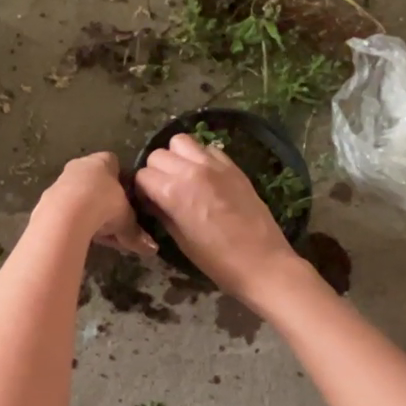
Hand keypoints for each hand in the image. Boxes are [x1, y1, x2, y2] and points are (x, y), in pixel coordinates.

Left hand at [40, 152, 158, 256]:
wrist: (66, 213)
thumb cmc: (104, 205)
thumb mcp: (126, 220)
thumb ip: (136, 232)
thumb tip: (152, 249)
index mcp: (102, 161)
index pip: (113, 163)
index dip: (120, 180)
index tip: (126, 198)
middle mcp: (79, 166)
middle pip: (94, 181)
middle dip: (103, 200)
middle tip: (114, 221)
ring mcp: (61, 181)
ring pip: (78, 196)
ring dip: (88, 212)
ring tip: (98, 235)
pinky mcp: (47, 199)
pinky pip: (65, 210)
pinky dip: (74, 222)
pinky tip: (80, 237)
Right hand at [132, 133, 297, 294]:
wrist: (262, 263)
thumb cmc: (217, 260)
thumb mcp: (180, 240)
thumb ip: (162, 213)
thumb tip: (152, 200)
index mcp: (173, 191)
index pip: (142, 176)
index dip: (142, 190)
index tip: (149, 202)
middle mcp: (191, 170)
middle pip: (158, 155)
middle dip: (156, 171)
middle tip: (165, 190)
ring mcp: (214, 165)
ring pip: (181, 142)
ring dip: (176, 157)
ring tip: (183, 176)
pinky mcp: (233, 166)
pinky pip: (208, 149)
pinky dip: (200, 157)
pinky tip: (205, 177)